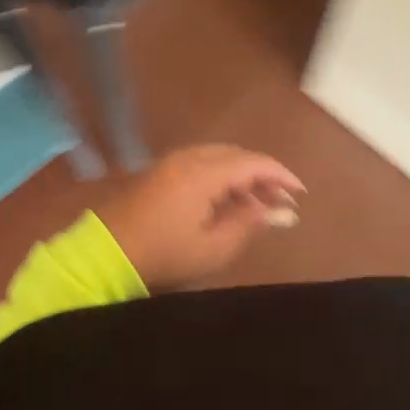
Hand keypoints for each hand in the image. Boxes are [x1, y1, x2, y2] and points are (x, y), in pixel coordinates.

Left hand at [93, 145, 305, 289]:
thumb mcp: (214, 248)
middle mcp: (188, 157)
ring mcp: (171, 162)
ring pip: (217, 158)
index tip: (300, 194)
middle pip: (235, 155)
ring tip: (258, 206)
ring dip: (241, 176)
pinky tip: (228, 202)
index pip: (252, 162)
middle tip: (281, 203)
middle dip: (262, 175)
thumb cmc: (165, 254)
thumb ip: (248, 224)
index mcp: (203, 172)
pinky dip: (221, 177)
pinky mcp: (160, 171)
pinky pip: (201, 164)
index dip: (280, 175)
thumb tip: (279, 211)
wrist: (108, 252)